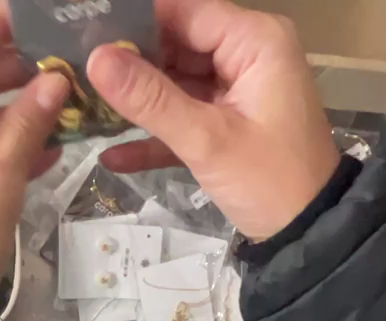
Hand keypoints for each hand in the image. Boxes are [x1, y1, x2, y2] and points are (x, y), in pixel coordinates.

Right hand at [85, 0, 340, 241]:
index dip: (136, 22)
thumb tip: (97, 60)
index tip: (88, 35)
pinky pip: (184, 122)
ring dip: (136, 104)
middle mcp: (247, 56)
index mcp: (255, 42)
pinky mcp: (226, 129)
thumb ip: (152, 99)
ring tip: (85, 110)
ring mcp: (236, 94)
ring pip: (175, 86)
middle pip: (176, 46)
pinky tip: (112, 156)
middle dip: (130, 64)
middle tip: (78, 76)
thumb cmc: (269, 182)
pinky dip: (154, 138)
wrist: (308, 234)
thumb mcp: (208, 140)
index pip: (184, 12)